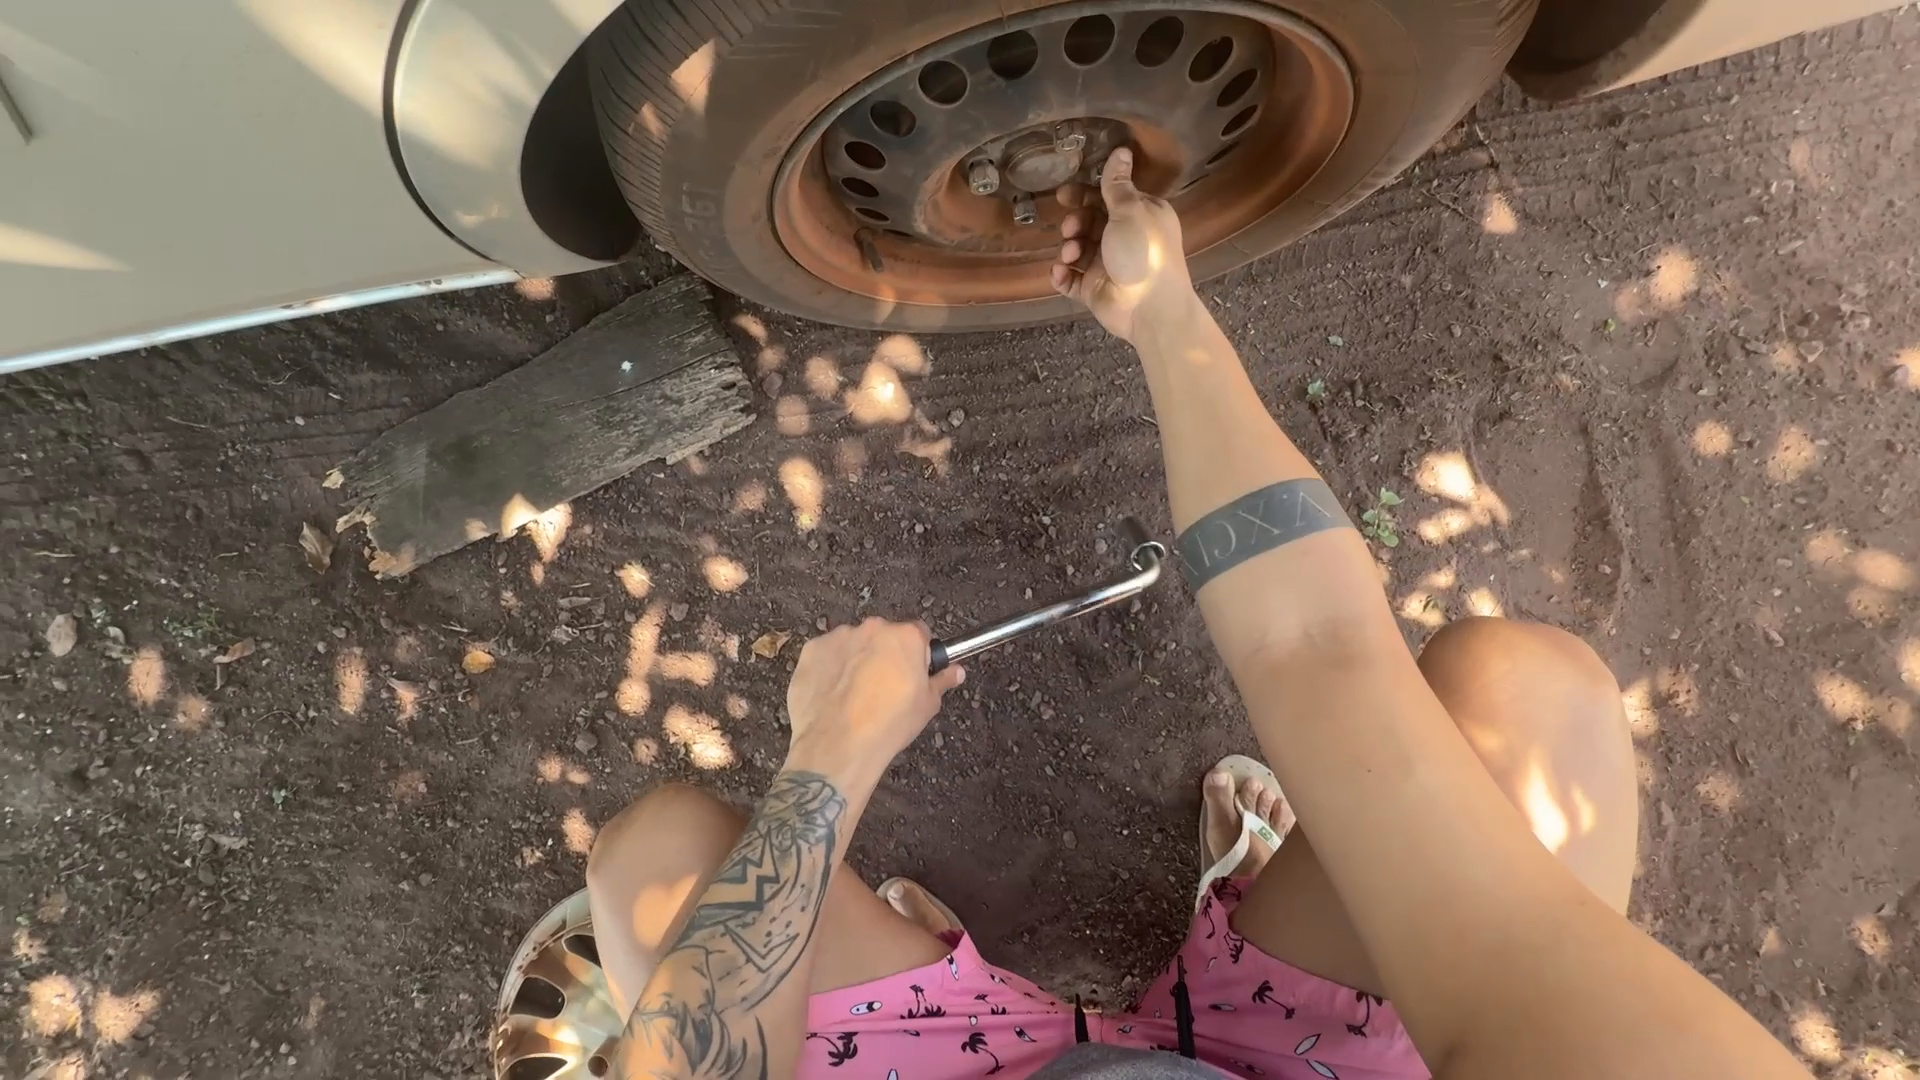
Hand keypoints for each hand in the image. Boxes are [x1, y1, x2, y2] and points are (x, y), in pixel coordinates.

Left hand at [785, 619, 964, 771]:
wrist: (838, 745)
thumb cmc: (887, 725)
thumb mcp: (926, 706)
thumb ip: (941, 681)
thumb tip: (955, 671)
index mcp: (905, 637)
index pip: (919, 633)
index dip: (918, 654)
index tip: (914, 672)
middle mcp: (872, 629)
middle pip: (884, 636)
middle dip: (885, 655)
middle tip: (884, 688)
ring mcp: (839, 637)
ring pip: (854, 644)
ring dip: (856, 660)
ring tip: (854, 696)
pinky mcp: (812, 650)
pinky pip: (826, 655)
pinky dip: (830, 669)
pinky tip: (834, 695)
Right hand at [1050, 147, 1198, 342]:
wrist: (1148, 307)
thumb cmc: (1143, 252)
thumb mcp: (1130, 210)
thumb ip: (1117, 185)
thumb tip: (1121, 149)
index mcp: (1139, 216)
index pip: (1108, 199)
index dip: (1086, 195)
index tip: (1065, 194)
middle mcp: (1123, 239)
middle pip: (1090, 223)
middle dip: (1075, 223)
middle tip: (1070, 228)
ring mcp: (1107, 266)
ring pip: (1078, 250)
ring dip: (1069, 248)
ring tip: (1070, 253)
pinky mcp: (1093, 290)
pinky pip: (1070, 279)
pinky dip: (1062, 275)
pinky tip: (1059, 272)